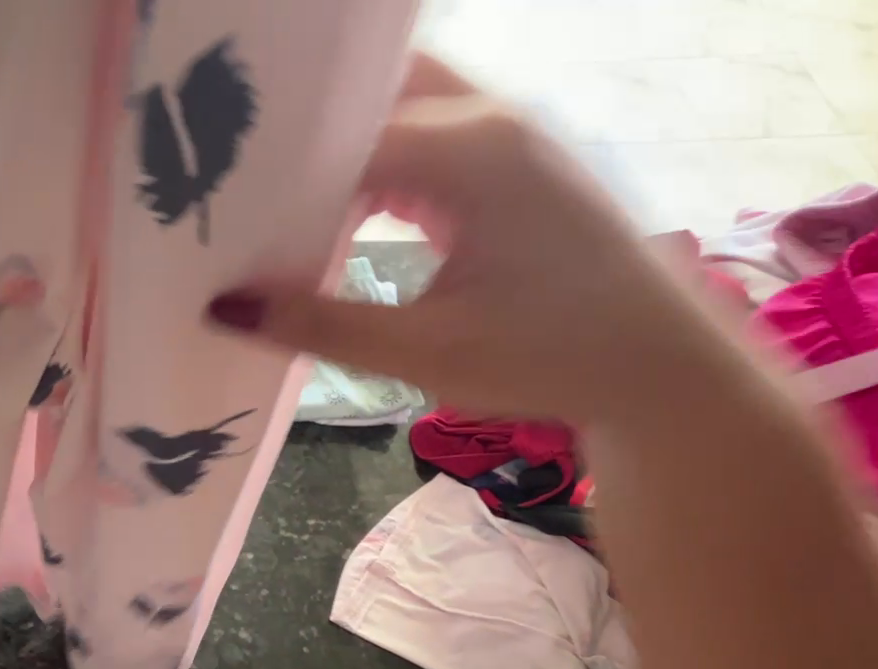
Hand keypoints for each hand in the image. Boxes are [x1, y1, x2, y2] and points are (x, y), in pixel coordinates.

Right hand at [206, 53, 736, 427]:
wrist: (662, 369)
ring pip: (405, 111)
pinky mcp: (518, 167)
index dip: (276, 164)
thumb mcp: (419, 350)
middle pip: (379, 90)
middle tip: (238, 179)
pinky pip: (431, 141)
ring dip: (343, 149)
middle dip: (309, 132)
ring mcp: (513, 138)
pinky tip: (337, 212)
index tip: (215, 198)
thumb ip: (316, 324)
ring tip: (271, 197)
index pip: (346, 132)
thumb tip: (222, 307)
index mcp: (473, 151)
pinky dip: (377, 167)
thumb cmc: (548, 357)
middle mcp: (495, 120)